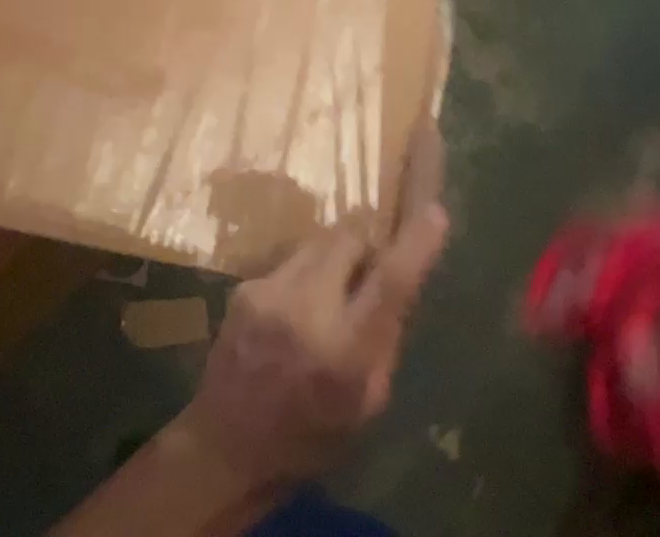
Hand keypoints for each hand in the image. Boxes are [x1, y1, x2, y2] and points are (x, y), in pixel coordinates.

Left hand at [177, 201, 450, 484]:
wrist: (224, 446)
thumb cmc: (308, 439)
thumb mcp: (367, 404)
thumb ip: (385, 342)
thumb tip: (398, 290)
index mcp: (345, 350)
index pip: (391, 282)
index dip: (417, 243)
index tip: (435, 213)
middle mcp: (306, 309)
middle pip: (348, 238)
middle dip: (368, 244)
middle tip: (372, 269)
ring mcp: (269, 292)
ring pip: (318, 243)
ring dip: (335, 259)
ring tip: (332, 294)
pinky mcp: (244, 288)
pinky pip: (290, 264)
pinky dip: (305, 277)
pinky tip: (295, 312)